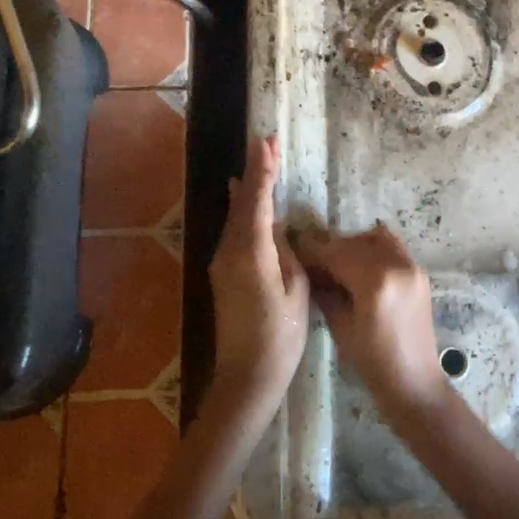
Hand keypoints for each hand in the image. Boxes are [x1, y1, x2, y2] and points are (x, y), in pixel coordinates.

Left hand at [208, 136, 308, 415]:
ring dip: (248, 188)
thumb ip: (286, 251)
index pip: (257, 201)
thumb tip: (277, 226)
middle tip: (266, 141)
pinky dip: (243, 209)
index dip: (262, 170)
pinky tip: (244, 198)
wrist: (247, 376)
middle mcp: (230, 251)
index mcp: (251, 252)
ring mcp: (222, 262)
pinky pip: (234, 230)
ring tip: (260, 160)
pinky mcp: (223, 273)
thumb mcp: (296, 289)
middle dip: (254, 172)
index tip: (267, 142)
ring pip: (236, 215)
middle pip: (242, 203)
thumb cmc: (282, 336)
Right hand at [301, 223, 449, 421]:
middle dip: (332, 248)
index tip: (295, 251)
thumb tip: (308, 269)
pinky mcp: (419, 273)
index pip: (337, 253)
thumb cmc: (372, 363)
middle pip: (356, 242)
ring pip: (376, 239)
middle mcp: (397, 265)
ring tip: (338, 264)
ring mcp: (412, 266)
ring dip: (354, 245)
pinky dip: (373, 249)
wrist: (414, 383)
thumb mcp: (340, 327)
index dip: (314, 251)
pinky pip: (392, 248)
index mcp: (376, 281)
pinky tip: (359, 267)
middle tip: (313, 261)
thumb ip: (325, 292)